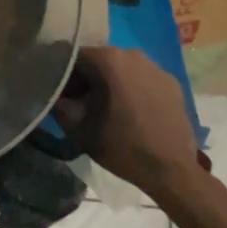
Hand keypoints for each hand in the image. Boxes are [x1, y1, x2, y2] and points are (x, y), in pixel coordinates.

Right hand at [52, 47, 201, 195]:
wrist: (173, 172)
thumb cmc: (123, 147)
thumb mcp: (79, 130)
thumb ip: (59, 106)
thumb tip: (53, 95)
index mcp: (108, 59)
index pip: (75, 57)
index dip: (65, 76)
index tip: (64, 97)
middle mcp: (132, 54)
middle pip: (100, 61)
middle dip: (89, 80)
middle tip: (85, 105)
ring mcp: (156, 68)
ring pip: (123, 69)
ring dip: (112, 84)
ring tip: (112, 111)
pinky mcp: (173, 83)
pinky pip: (144, 79)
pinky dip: (135, 90)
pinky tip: (135, 114)